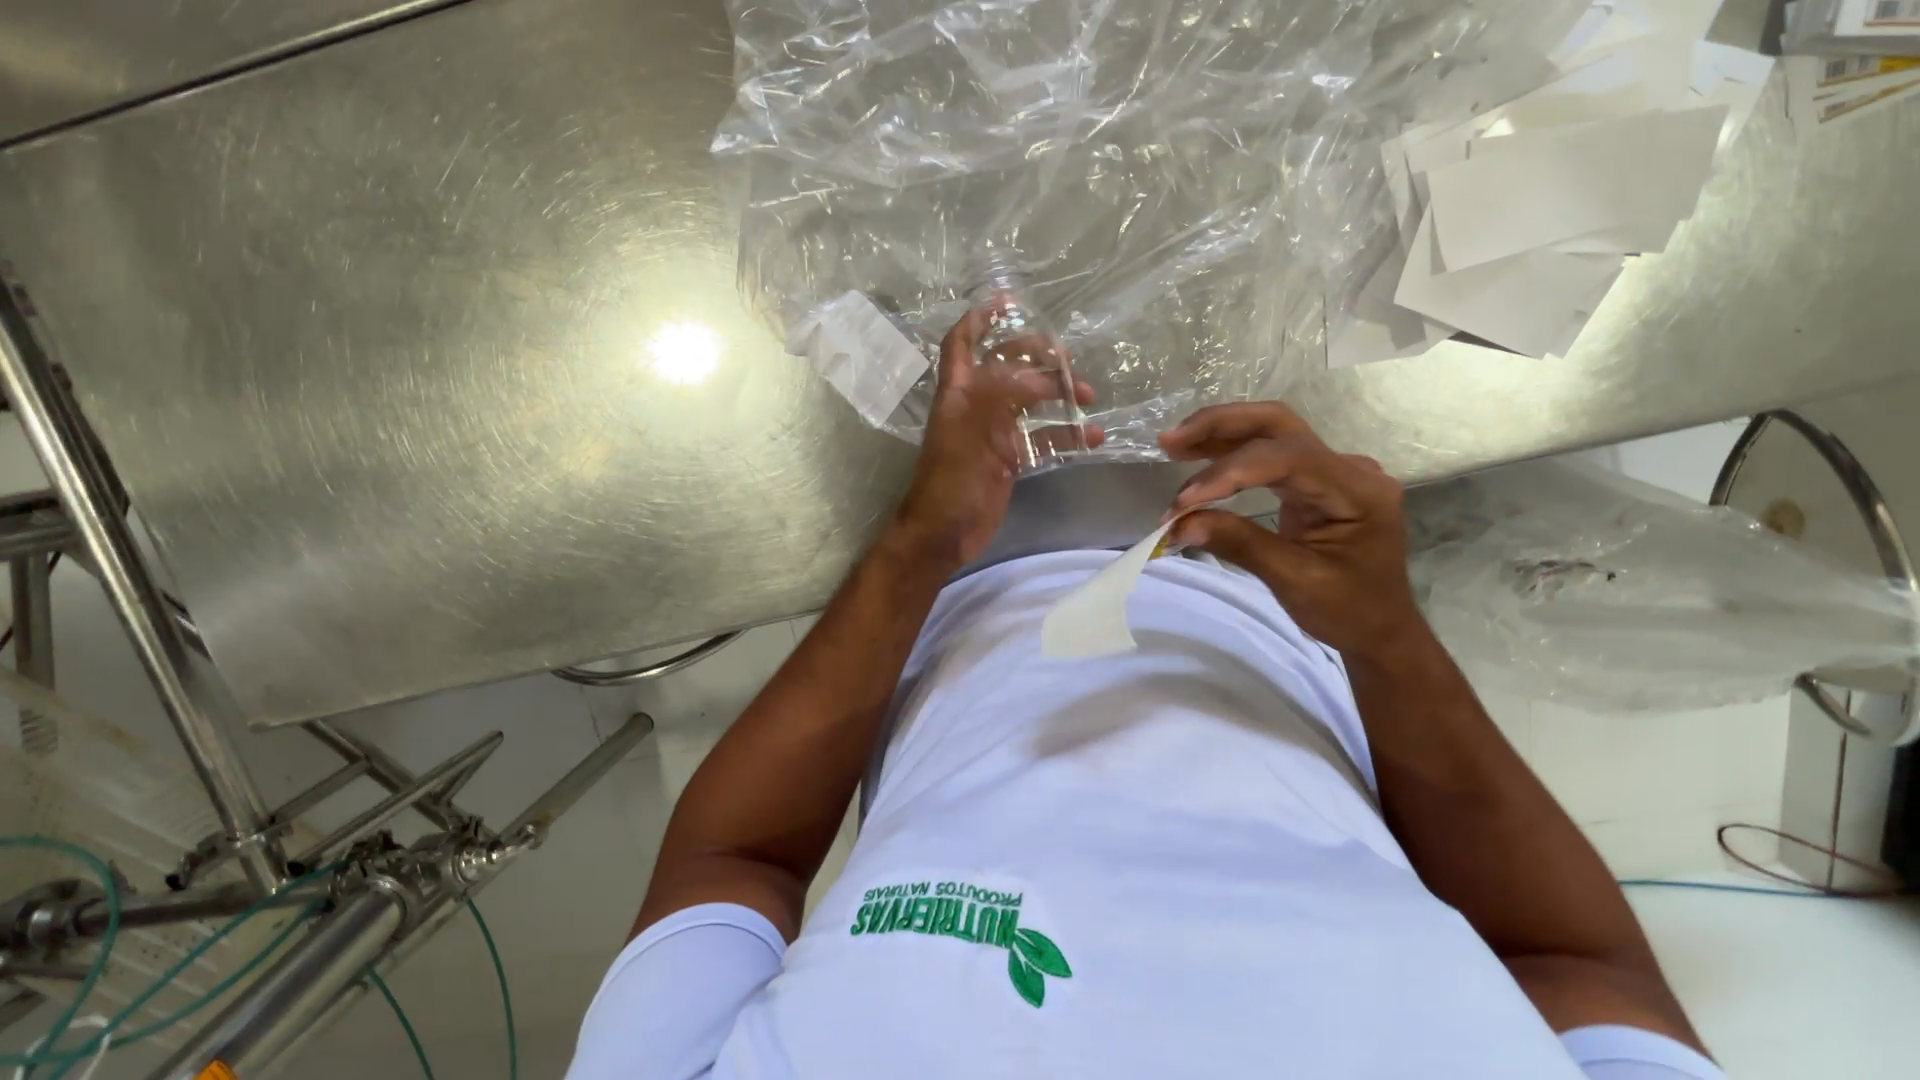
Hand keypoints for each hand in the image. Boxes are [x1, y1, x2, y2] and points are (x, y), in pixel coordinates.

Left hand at [892, 308, 1101, 566]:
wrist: (943, 534)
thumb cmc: (948, 482)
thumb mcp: (968, 433)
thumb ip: (996, 395)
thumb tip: (1033, 372)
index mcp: (958, 392)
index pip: (962, 342)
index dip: (980, 319)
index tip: (1011, 303)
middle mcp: (976, 406)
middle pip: (1007, 366)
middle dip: (1036, 355)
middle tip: (1067, 358)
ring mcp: (994, 433)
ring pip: (1031, 401)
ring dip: (1059, 394)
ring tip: (1088, 395)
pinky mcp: (1010, 459)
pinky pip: (1043, 439)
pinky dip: (1067, 435)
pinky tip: (1091, 437)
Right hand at [1158, 402, 1423, 660]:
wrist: (1381, 630)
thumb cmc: (1348, 611)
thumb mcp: (1294, 580)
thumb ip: (1239, 544)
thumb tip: (1180, 524)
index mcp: (1357, 491)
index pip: (1286, 458)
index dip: (1230, 472)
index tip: (1184, 501)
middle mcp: (1349, 468)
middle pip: (1278, 425)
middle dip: (1221, 427)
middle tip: (1170, 441)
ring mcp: (1334, 471)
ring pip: (1271, 432)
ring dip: (1220, 435)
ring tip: (1171, 445)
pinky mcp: (1316, 481)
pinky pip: (1271, 456)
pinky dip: (1232, 455)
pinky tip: (1199, 458)